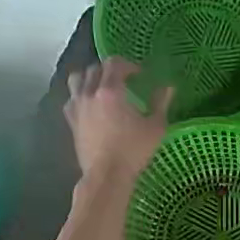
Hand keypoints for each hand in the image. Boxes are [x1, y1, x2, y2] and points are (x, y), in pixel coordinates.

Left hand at [64, 58, 171, 183]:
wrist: (107, 175)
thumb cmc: (133, 150)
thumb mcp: (155, 127)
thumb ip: (161, 103)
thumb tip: (168, 87)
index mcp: (111, 91)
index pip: (114, 64)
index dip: (128, 65)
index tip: (139, 74)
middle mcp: (90, 93)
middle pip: (95, 68)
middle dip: (110, 69)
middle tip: (123, 79)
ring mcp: (77, 106)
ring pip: (77, 79)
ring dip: (90, 77)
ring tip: (101, 86)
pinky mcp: (71, 120)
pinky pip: (71, 98)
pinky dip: (80, 95)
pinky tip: (90, 104)